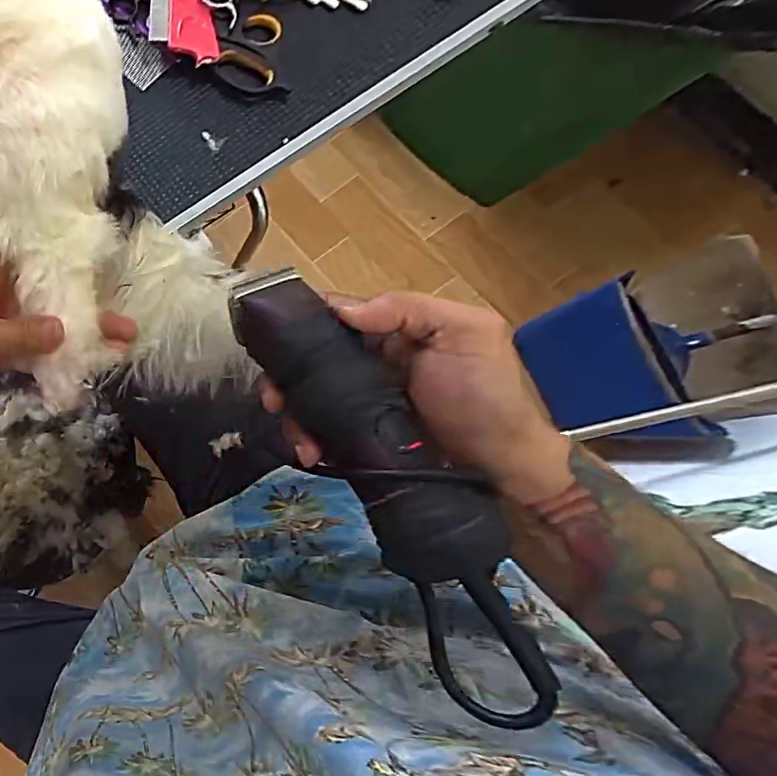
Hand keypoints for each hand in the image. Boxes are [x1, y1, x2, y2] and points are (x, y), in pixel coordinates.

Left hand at [0, 256, 136, 412]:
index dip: (70, 269)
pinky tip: (92, 360)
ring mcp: (7, 324)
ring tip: (122, 343)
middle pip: (51, 298)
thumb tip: (64, 329)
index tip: (106, 274)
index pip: (36, 264)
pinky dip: (62, 356)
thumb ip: (20, 332)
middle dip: (87, 311)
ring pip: (50, 327)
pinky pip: (40, 350)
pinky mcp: (7, 351)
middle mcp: (2, 295)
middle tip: (127, 323)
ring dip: (81, 336)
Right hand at [260, 290, 571, 503]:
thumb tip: (343, 309)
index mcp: (393, 331)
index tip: (277, 347)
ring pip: (313, 399)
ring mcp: (364, 402)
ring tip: (300, 441)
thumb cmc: (489, 394)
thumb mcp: (466, 333)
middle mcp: (372, 363)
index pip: (338, 318)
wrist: (503, 465)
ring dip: (295, 415)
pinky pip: (324, 431)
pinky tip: (311, 453)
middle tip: (273, 400)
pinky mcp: (361, 436)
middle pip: (314, 361)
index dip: (304, 327)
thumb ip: (409, 309)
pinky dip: (310, 440)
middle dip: (286, 378)